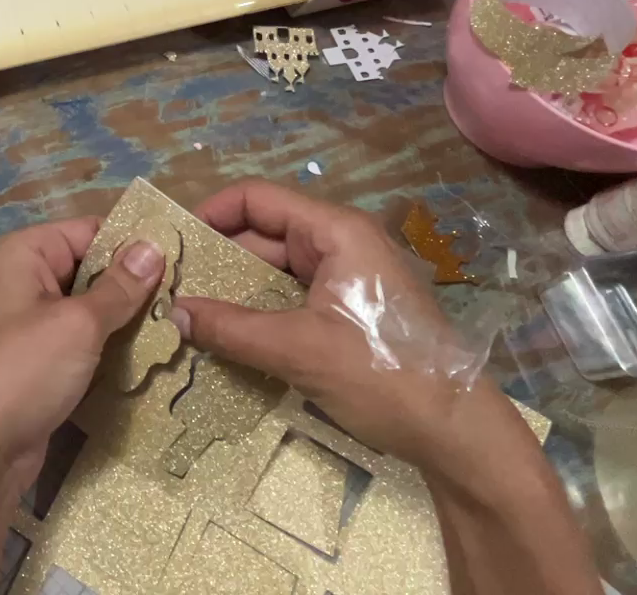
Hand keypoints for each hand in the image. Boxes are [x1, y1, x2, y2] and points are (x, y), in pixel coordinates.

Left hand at [0, 219, 164, 466]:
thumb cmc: (25, 370)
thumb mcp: (79, 324)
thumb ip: (119, 287)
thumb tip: (153, 247)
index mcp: (26, 253)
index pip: (89, 230)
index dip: (132, 242)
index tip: (182, 258)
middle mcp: (26, 278)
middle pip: (91, 268)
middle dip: (134, 284)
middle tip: (188, 297)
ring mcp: (32, 321)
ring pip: (91, 307)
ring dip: (127, 318)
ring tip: (179, 325)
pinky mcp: (41, 359)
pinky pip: (84, 339)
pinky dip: (111, 346)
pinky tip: (150, 356)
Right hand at [169, 181, 504, 475]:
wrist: (463, 438)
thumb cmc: (386, 376)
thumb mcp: (300, 350)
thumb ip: (232, 329)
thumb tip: (173, 314)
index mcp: (335, 231)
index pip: (257, 198)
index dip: (211, 211)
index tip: (175, 242)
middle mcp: (340, 243)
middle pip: (263, 232)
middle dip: (218, 254)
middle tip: (173, 282)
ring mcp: (346, 276)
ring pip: (275, 267)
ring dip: (236, 285)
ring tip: (191, 307)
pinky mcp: (348, 309)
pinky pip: (290, 294)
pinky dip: (258, 307)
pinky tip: (229, 331)